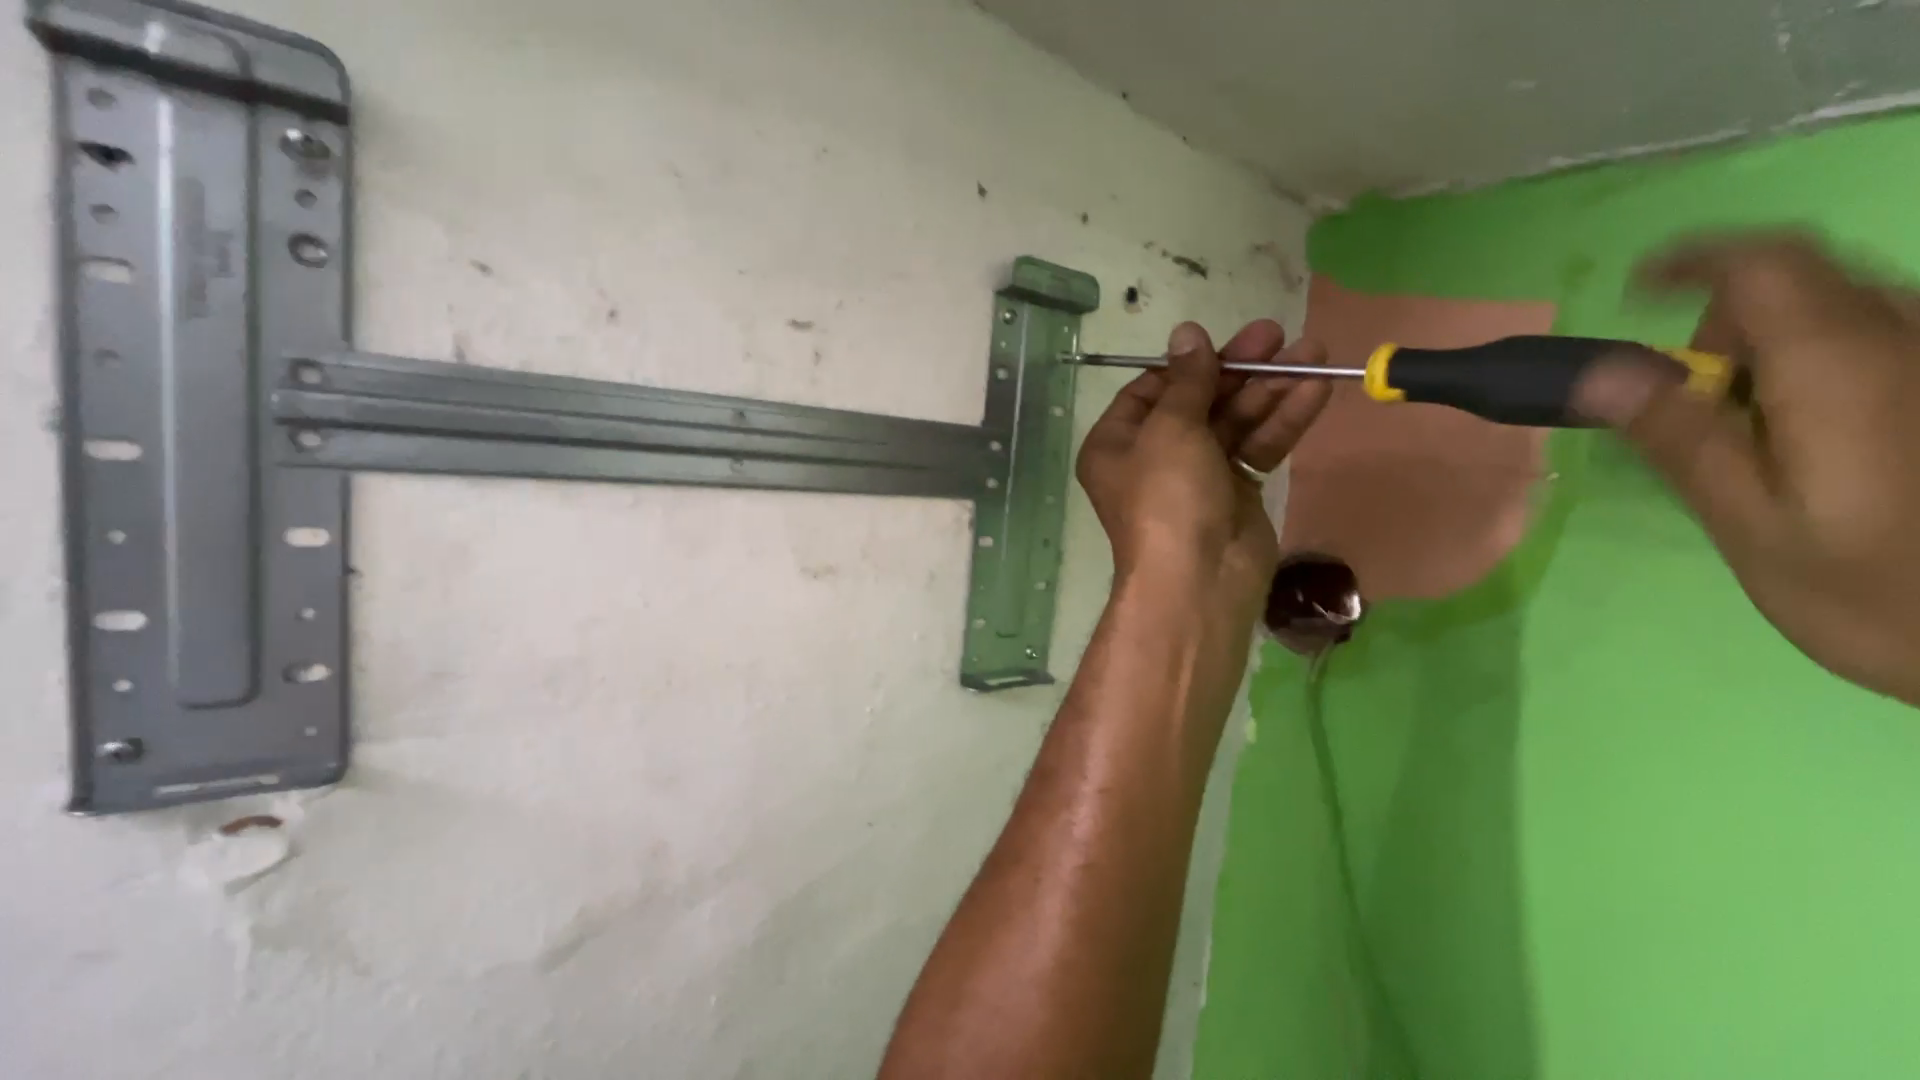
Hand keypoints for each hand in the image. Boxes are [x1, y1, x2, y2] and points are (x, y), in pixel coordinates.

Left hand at [1077, 320, 1331, 606]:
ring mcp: (1195, 476)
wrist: (1198, 581)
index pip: (1151, 390)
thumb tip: (1186, 331)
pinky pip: (1256, 447)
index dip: (1189, 365)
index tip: (1224, 341)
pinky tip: (1316, 390)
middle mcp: (1151, 457)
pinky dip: (1282, 421)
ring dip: (1272, 388)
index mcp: (1116, 442)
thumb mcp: (1169, 428)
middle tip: (1279, 335)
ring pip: (1234, 421)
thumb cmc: (1167, 498)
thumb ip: (1186, 379)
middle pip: (1199, 401)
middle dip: (1240, 369)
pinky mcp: (1235, 493)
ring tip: (1315, 353)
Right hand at [1573, 233, 1919, 705]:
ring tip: (1754, 430)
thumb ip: (1679, 438)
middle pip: (1804, 281)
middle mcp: (1909, 340)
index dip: (1690, 262)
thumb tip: (1597, 374)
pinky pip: (1886, 342)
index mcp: (1841, 367)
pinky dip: (1824, 366)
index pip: (1762, 263)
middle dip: (1730, 324)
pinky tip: (1819, 436)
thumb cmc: (1879, 595)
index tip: (1633, 295)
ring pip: (1848, 309)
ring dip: (1777, 348)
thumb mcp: (1750, 525)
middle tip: (1695, 404)